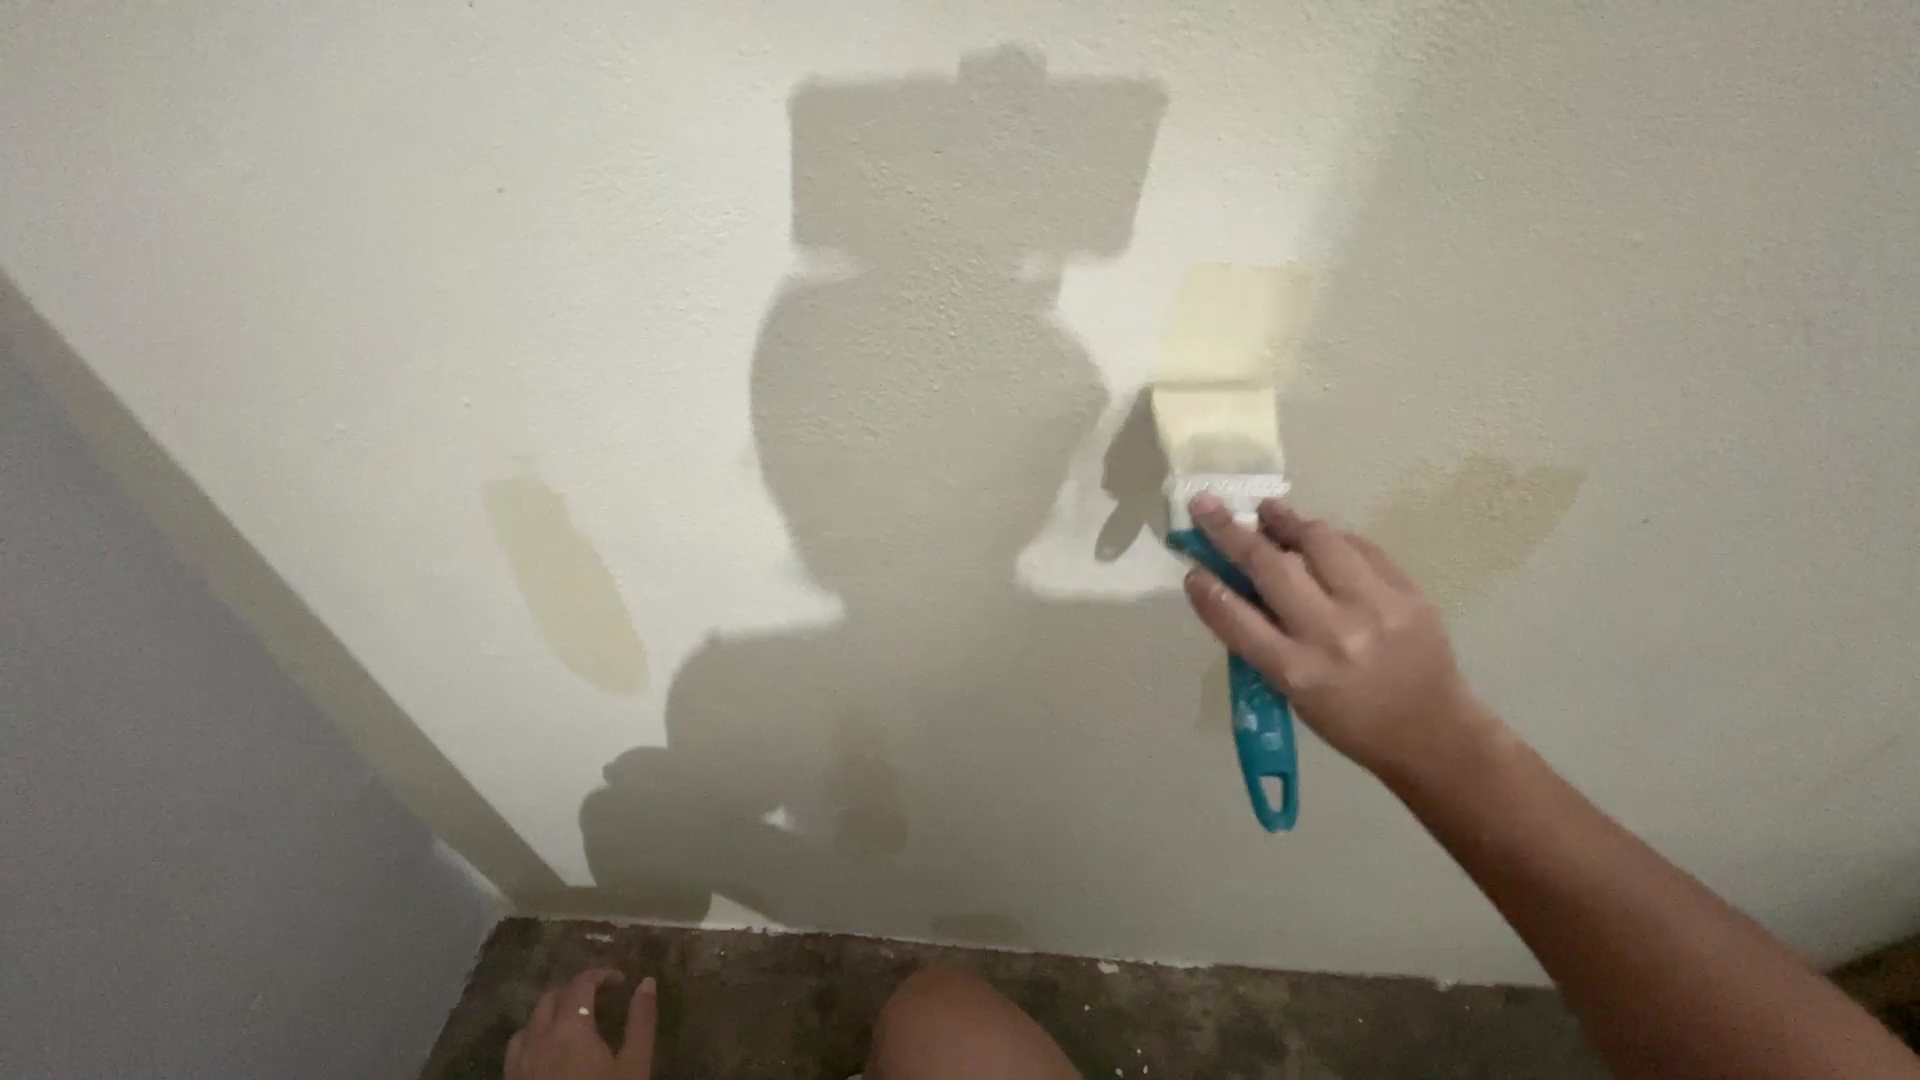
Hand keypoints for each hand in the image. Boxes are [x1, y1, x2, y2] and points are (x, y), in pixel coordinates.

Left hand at [505, 969, 656, 1079]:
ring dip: (553, 1010)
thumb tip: (647, 982)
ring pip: (531, 1020)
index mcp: (571, 1028)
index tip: (621, 982)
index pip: (581, 984)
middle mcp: (539, 1039)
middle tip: (602, 998)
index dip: (601, 975)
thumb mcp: (635, 1064)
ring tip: (575, 1020)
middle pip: (552, 996)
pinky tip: (550, 1049)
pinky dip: (534, 1034)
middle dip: (577, 989)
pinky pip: (517, 1046)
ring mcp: (519, 1064)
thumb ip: (641, 1019)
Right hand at [1181, 493, 1487, 774]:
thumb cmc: (1348, 721)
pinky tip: (1316, 536)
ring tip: (1266, 509)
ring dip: (1285, 520)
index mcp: (1297, 671)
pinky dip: (1331, 538)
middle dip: (1230, 531)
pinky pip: (1360, 547)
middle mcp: (1332, 634)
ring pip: (1319, 542)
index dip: (1207, 589)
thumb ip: (1262, 640)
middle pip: (1270, 567)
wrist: (1433, 735)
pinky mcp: (1408, 592)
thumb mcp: (1292, 692)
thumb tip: (1232, 584)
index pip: (1236, 618)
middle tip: (1208, 504)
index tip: (1191, 567)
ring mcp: (1375, 608)